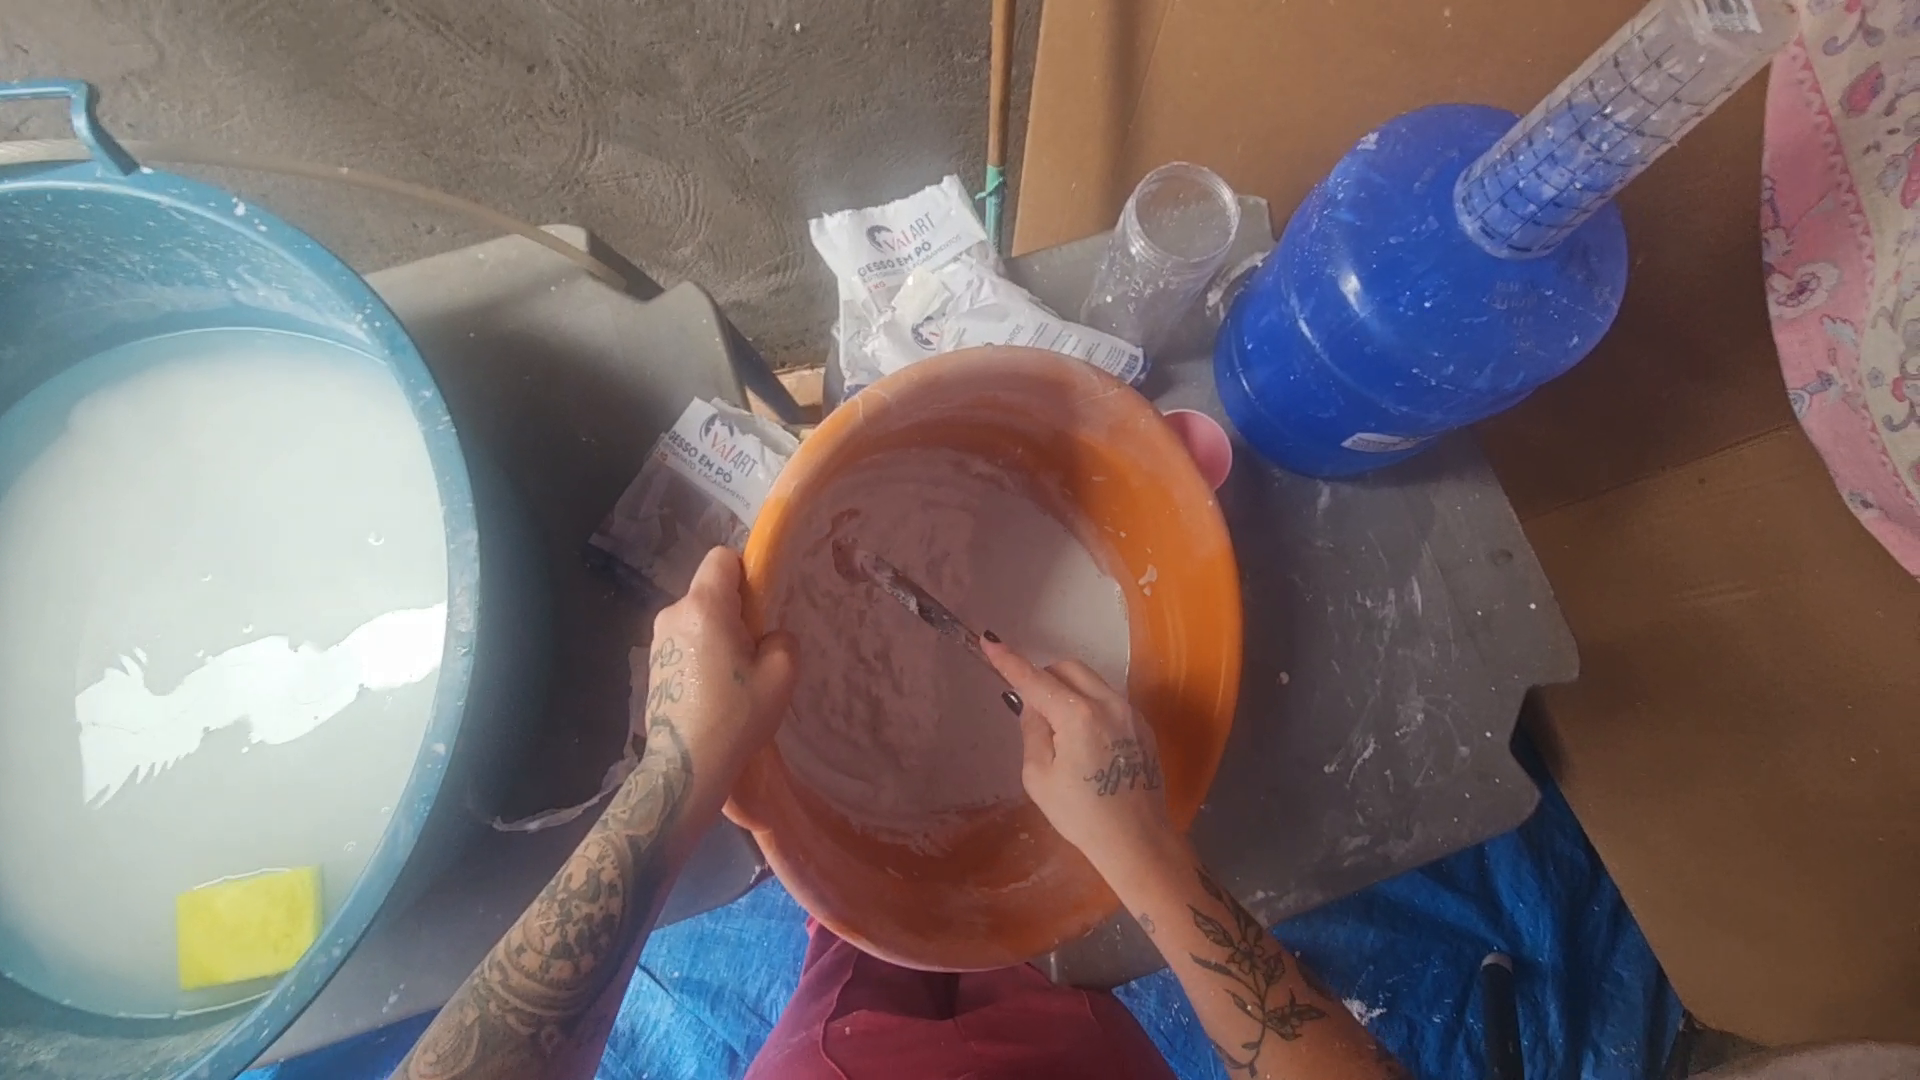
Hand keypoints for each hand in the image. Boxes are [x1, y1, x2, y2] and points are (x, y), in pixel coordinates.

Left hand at [631, 547, 797, 783]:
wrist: (686, 767)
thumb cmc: (736, 716)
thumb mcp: (781, 675)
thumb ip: (782, 639)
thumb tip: (767, 637)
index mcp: (704, 607)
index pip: (722, 558)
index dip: (747, 571)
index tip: (763, 604)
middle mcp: (673, 614)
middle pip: (710, 589)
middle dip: (736, 608)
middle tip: (756, 647)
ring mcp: (658, 640)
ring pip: (699, 616)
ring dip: (719, 632)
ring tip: (736, 672)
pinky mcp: (653, 664)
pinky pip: (686, 639)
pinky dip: (703, 651)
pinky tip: (716, 686)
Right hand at [981, 639, 1176, 875]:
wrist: (1138, 842)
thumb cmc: (1082, 816)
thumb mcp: (1039, 777)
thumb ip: (1033, 731)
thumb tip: (1034, 705)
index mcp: (1078, 716)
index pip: (1035, 679)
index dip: (1008, 660)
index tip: (989, 640)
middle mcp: (1108, 703)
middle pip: (1066, 668)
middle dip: (1044, 679)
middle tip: (1035, 713)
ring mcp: (1130, 712)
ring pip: (1089, 680)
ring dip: (1067, 692)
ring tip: (1063, 734)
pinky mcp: (1142, 724)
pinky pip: (1107, 699)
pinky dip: (1088, 706)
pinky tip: (1087, 744)